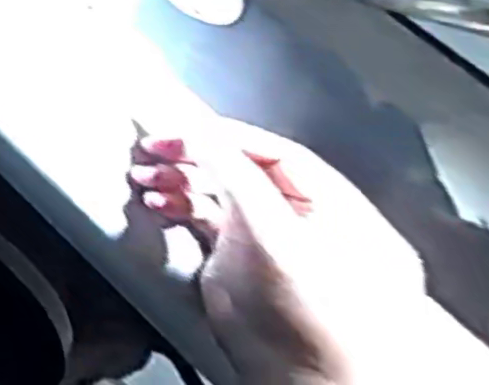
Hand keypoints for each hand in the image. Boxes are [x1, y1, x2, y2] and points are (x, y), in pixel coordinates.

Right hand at [131, 121, 432, 383]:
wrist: (299, 377)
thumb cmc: (306, 315)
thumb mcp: (268, 228)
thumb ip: (232, 172)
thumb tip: (195, 131)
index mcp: (342, 216)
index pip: (278, 153)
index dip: (225, 136)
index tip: (178, 129)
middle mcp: (311, 227)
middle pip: (242, 169)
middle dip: (190, 157)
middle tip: (152, 149)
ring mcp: (277, 246)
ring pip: (218, 191)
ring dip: (175, 178)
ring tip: (146, 178)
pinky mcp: (243, 261)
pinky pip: (205, 216)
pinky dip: (176, 204)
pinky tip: (157, 203)